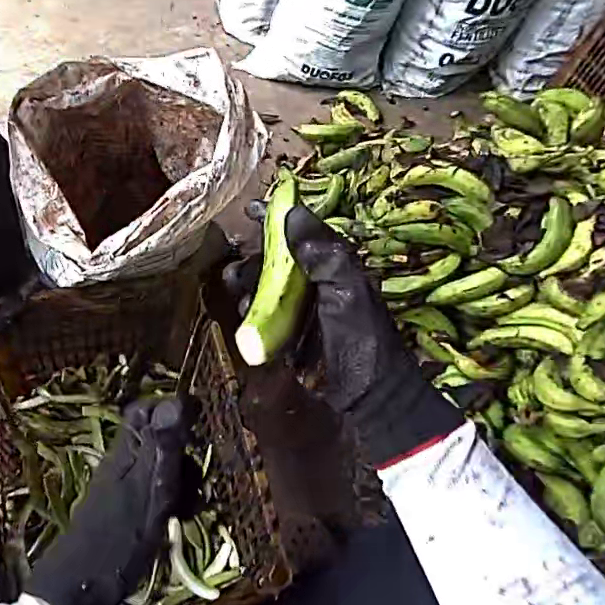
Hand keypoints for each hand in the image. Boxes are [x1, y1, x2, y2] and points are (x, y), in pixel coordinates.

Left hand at [26, 397, 191, 604]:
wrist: (77, 595)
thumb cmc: (115, 541)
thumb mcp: (148, 491)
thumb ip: (162, 447)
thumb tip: (177, 398)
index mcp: (124, 452)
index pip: (145, 410)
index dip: (171, 409)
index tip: (199, 423)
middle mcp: (122, 464)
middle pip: (158, 440)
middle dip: (184, 453)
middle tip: (198, 478)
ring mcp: (123, 490)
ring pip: (161, 468)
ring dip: (182, 481)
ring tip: (193, 506)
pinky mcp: (126, 514)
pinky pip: (156, 494)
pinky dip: (173, 501)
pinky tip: (181, 520)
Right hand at [223, 204, 460, 466]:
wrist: (367, 394)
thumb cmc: (363, 337)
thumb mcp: (348, 289)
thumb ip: (323, 253)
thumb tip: (293, 213)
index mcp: (331, 265)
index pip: (300, 233)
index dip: (276, 219)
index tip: (250, 210)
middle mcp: (312, 282)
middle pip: (272, 259)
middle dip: (252, 257)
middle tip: (237, 265)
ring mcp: (297, 309)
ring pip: (261, 286)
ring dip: (246, 284)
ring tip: (237, 287)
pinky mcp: (285, 334)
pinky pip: (260, 317)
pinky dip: (249, 313)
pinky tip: (244, 313)